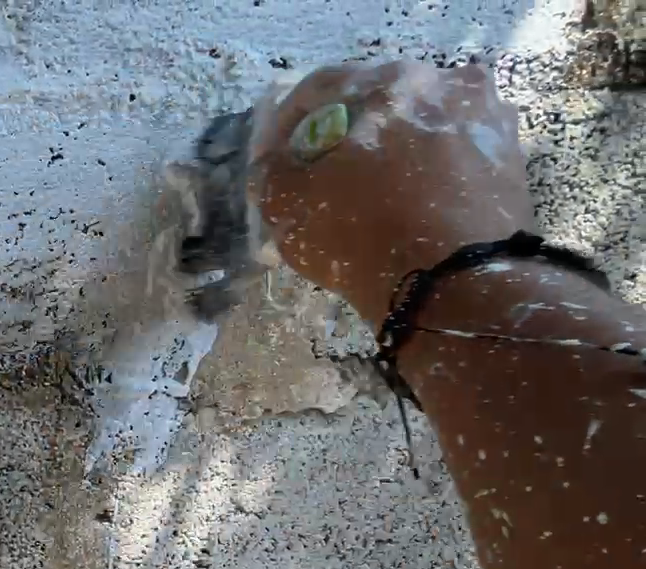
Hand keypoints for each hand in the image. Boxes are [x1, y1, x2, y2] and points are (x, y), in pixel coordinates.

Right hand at [249, 60, 536, 322]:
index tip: (268, 160)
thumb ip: (270, 172)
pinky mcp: (506, 154)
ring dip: (378, 157)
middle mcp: (447, 84)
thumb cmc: (356, 232)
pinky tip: (393, 211)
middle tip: (312, 180)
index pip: (319, 88)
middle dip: (336, 141)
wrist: (449, 278)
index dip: (281, 124)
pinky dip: (413, 175)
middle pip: (372, 106)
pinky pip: (443, 154)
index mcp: (389, 85)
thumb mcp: (284, 206)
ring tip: (354, 201)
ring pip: (411, 129)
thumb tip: (272, 160)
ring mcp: (485, 116)